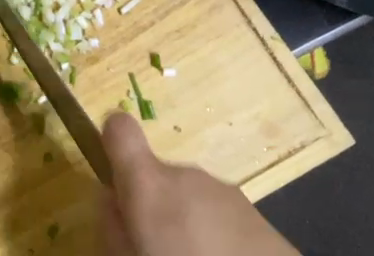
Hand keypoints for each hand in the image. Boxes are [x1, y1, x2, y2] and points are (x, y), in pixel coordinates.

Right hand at [97, 111, 297, 255]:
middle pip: (159, 177)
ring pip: (194, 199)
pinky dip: (221, 240)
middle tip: (160, 249)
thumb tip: (111, 200)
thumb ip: (112, 226)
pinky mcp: (262, 220)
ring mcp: (228, 195)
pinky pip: (225, 219)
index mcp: (149, 185)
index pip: (119, 129)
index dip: (113, 144)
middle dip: (156, 208)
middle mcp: (187, 176)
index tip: (116, 178)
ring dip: (190, 225)